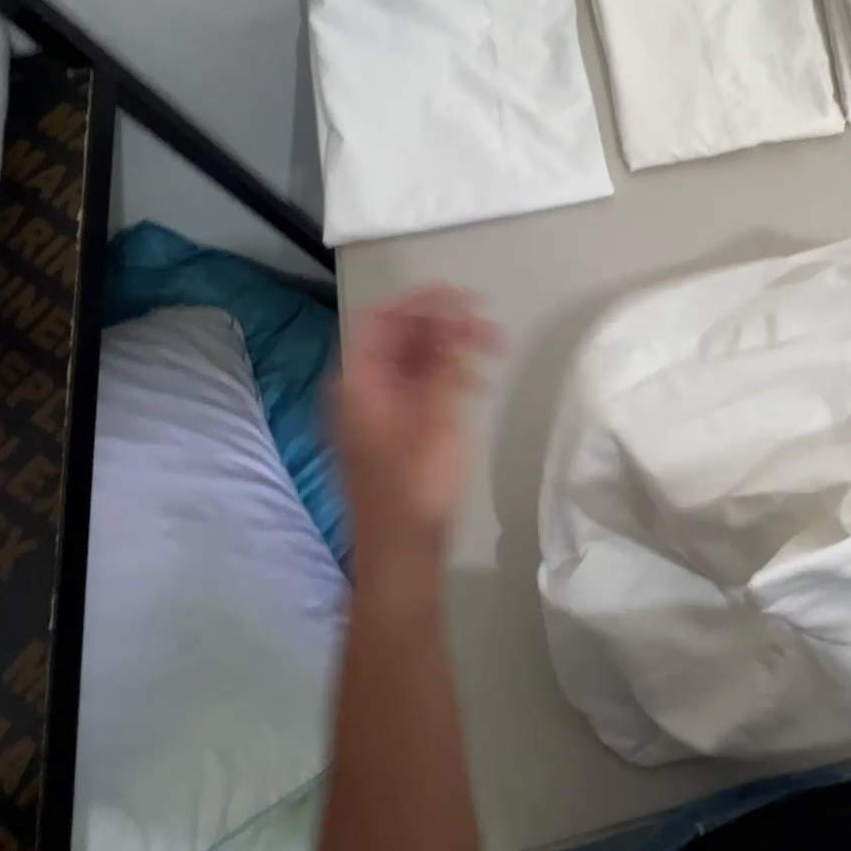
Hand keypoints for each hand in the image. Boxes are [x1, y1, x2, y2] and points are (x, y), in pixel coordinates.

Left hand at [331, 288, 499, 560]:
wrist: (400, 552)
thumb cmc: (416, 489)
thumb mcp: (437, 421)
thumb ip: (447, 366)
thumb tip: (458, 320)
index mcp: (360, 383)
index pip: (382, 319)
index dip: (421, 301)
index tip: (465, 298)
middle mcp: (361, 390)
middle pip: (398, 337)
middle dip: (444, 324)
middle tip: (490, 327)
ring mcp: (376, 410)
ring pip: (411, 360)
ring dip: (449, 348)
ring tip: (490, 351)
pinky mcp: (392, 429)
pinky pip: (416, 384)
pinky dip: (445, 373)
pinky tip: (474, 381)